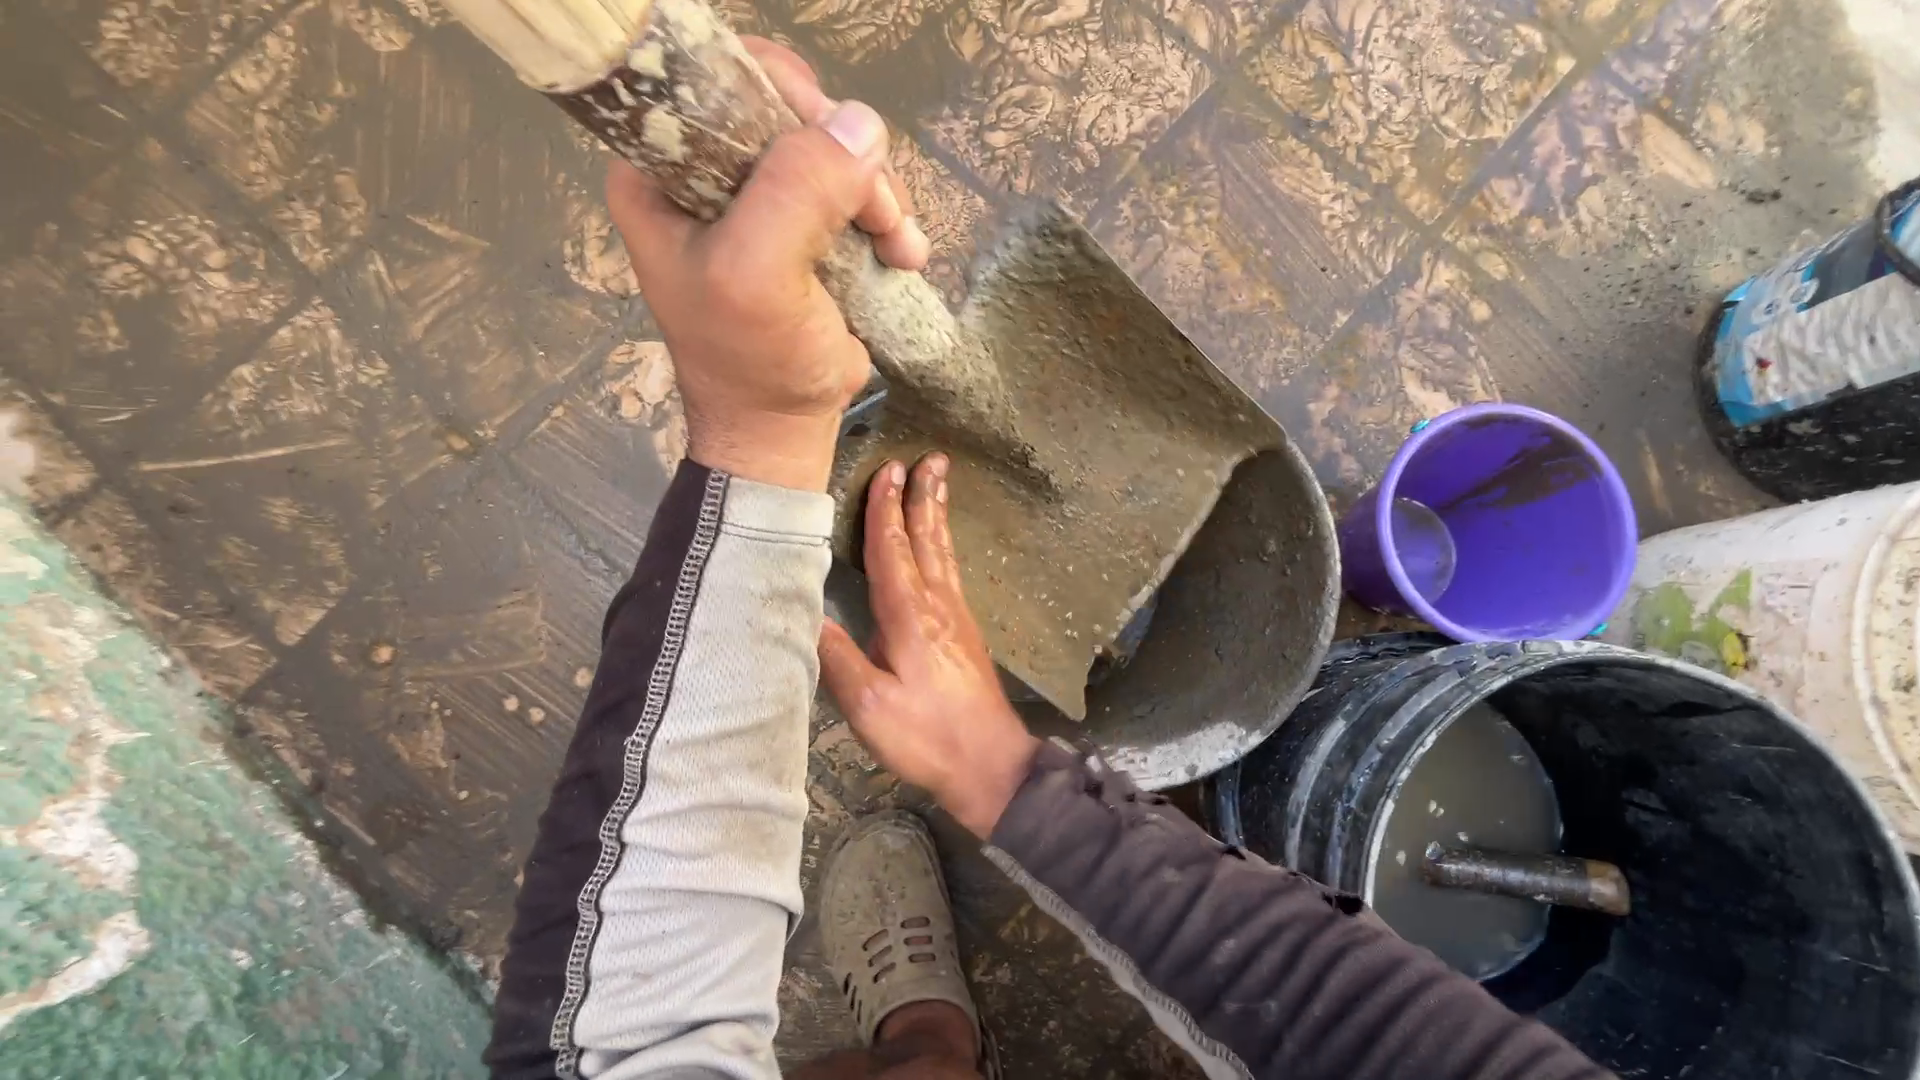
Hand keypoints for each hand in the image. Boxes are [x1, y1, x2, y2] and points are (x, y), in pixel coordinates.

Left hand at [605, 38, 930, 491]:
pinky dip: (888, 218)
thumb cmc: (753, 363)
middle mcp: (706, 173)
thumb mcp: (758, 278)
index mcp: (662, 172)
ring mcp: (762, 200)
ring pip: (836, 151)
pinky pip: (857, 190)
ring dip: (879, 197)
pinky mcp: (805, 226)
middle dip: (847, 161)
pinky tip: (902, 256)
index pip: (721, 82)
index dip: (786, 99)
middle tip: (878, 216)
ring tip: (897, 249)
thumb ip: (797, 193)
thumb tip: (862, 124)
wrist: (781, 426)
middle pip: (792, 113)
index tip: (831, 152)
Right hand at [818, 454, 1040, 837]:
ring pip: (943, 554)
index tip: (889, 470)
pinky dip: (943, 547)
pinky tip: (942, 549)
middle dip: (923, 498)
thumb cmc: (928, 737)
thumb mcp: (870, 706)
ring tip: (940, 484)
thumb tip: (808, 615)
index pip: (892, 551)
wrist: (991, 765)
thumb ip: (838, 659)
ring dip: (938, 516)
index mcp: (910, 616)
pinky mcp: (966, 635)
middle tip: (930, 459)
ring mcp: (957, 618)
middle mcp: (937, 606)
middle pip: (927, 540)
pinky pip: (951, 574)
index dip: (886, 510)